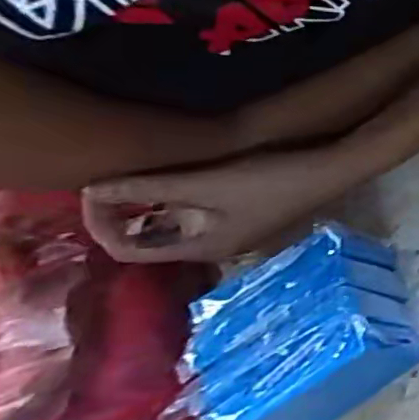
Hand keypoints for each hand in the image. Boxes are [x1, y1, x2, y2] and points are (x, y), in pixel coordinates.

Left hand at [82, 147, 360, 262]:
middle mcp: (213, 247)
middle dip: (125, 211)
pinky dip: (178, 198)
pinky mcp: (248, 215)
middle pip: (150, 237)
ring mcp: (233, 232)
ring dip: (153, 203)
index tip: (94, 188)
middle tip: (112, 179)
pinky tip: (184, 175)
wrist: (331, 169)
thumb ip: (146, 187)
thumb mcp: (204, 183)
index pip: (127, 249)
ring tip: (142, 175)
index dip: (100, 222)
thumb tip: (87, 188)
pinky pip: (196, 213)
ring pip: (174, 223)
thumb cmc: (270, 181)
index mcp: (199, 248)